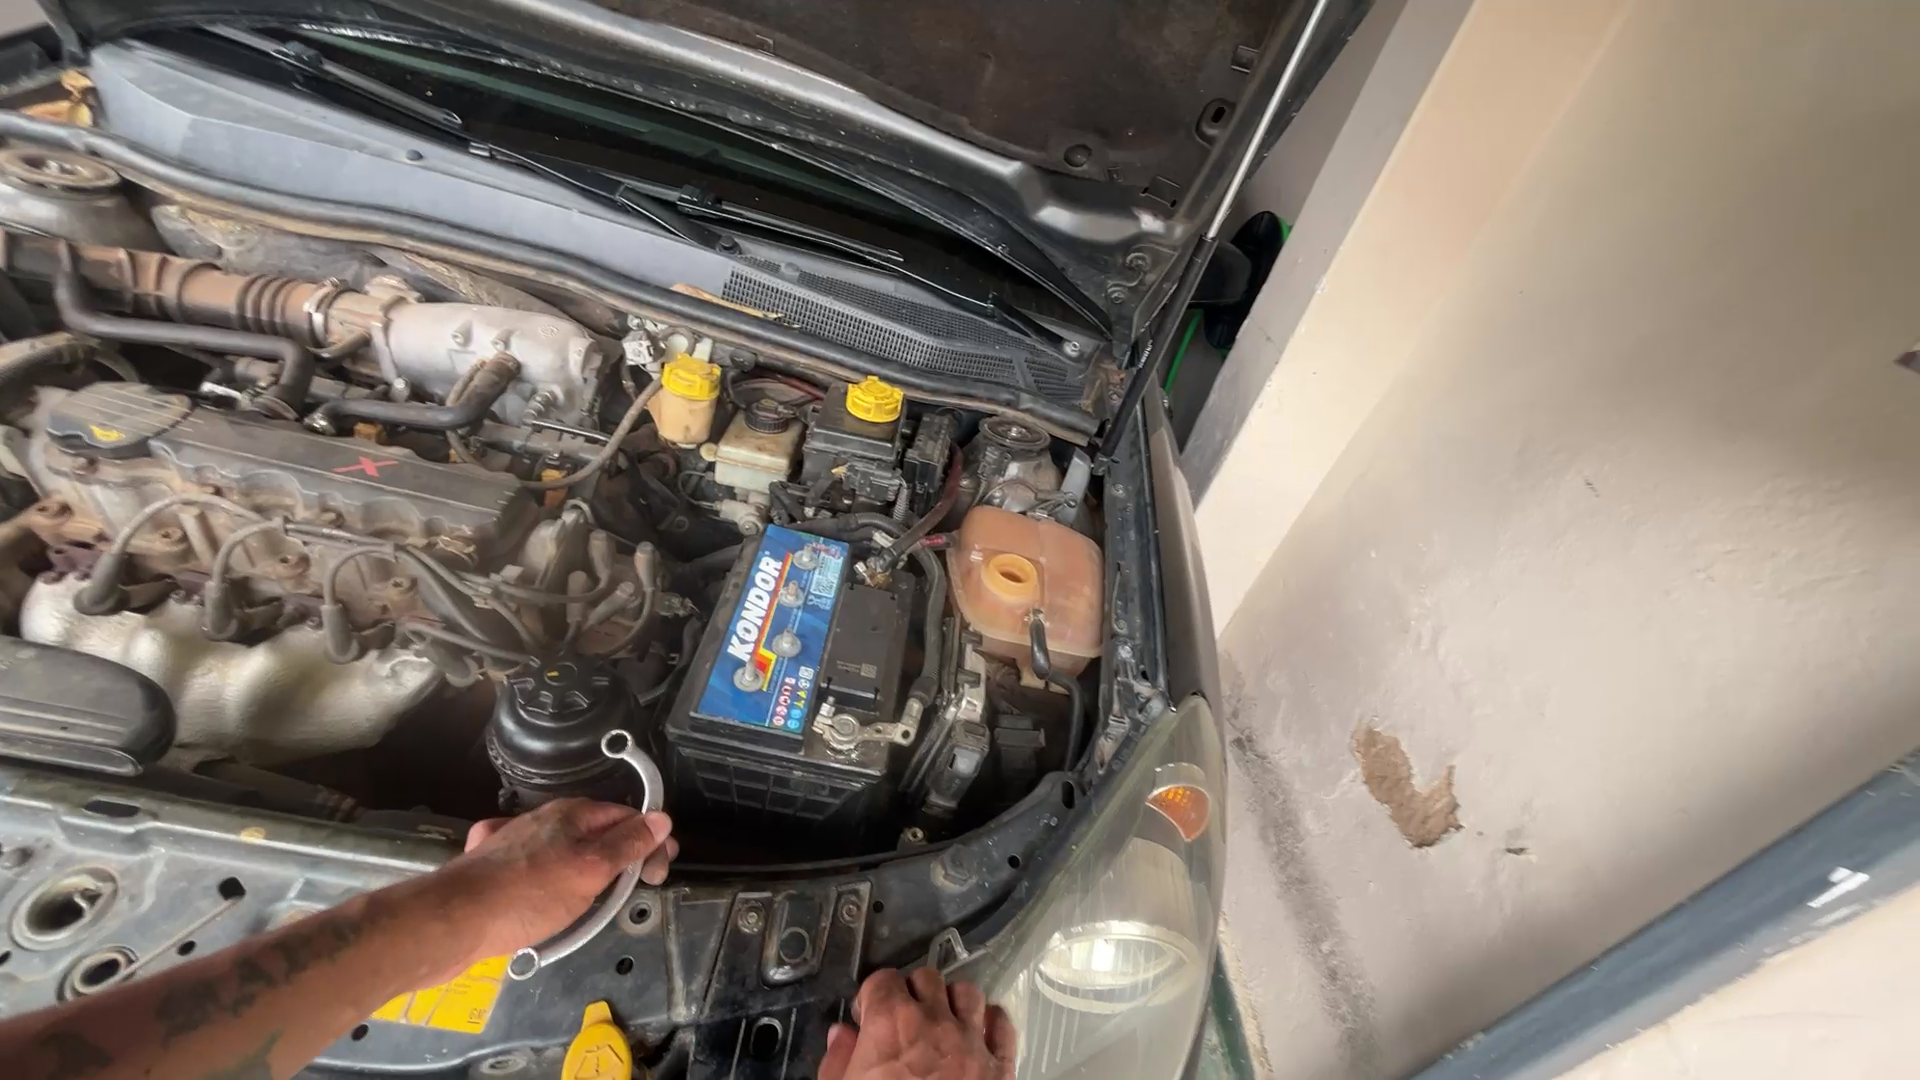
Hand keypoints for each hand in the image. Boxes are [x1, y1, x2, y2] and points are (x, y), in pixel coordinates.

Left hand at [431, 799, 677, 972]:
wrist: (447, 924)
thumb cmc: (527, 895)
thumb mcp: (591, 871)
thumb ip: (628, 844)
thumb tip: (661, 817)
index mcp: (574, 813)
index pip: (628, 817)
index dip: (650, 842)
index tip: (657, 874)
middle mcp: (546, 820)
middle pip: (598, 833)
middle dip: (620, 859)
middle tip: (629, 892)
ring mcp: (515, 841)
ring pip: (566, 851)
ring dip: (585, 870)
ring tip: (591, 901)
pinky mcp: (490, 867)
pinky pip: (530, 866)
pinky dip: (544, 877)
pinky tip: (537, 890)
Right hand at [821, 967, 1015, 1079]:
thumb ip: (837, 1061)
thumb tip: (842, 1033)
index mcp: (890, 1022)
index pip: (882, 980)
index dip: (872, 997)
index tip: (867, 1016)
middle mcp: (934, 1019)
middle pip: (926, 978)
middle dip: (913, 993)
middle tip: (904, 1021)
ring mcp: (971, 1041)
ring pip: (967, 993)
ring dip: (953, 1002)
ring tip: (943, 1022)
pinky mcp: (1000, 1068)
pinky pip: (1003, 1026)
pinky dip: (992, 1023)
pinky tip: (980, 1033)